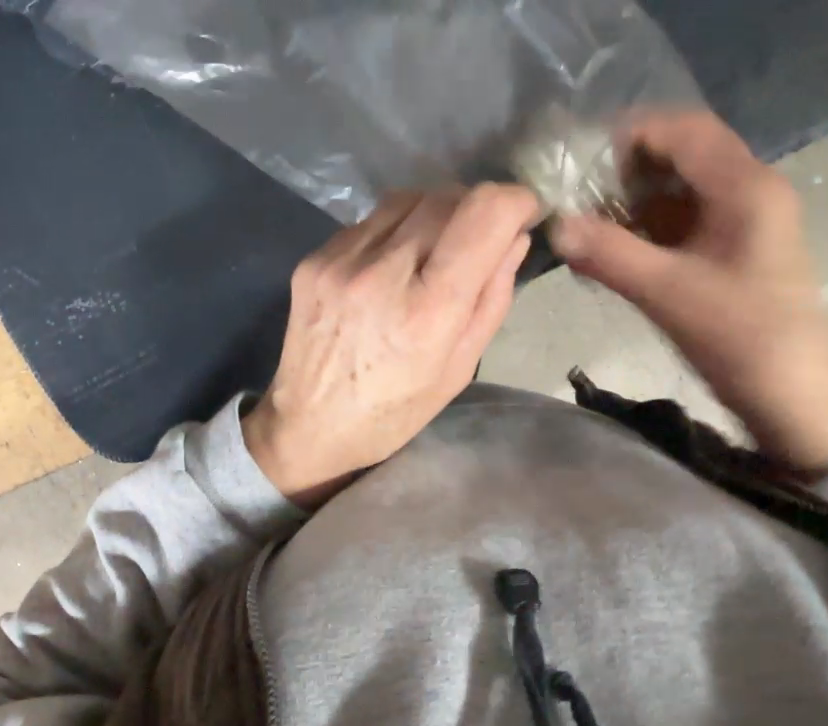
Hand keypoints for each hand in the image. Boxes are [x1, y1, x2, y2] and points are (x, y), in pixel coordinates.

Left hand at [245, 184, 540, 507]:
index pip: (484, 212)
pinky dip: (393, 233)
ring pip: (408, 198)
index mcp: (426, 312)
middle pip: (448, 196)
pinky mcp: (312, 260)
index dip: (514, 203)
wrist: (307, 427)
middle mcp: (381, 275)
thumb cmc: (391, 414)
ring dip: (432, 215)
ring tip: (429, 258)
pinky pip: (370, 221)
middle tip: (475, 244)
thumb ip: (492, 299)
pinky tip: (387, 272)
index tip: (520, 217)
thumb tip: (515, 236)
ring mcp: (340, 263)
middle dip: (475, 210)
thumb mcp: (458, 369)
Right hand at [549, 111, 827, 471]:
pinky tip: (612, 251)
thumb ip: (609, 255)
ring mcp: (744, 222)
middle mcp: (750, 191)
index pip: (685, 130)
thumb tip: (556, 226)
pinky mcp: (734, 252)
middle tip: (576, 197)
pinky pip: (685, 222)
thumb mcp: (666, 293)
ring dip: (633, 201)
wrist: (791, 392)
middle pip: (683, 155)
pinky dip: (647, 228)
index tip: (579, 162)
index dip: (631, 135)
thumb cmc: (738, 337)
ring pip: (682, 190)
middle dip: (627, 170)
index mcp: (745, 187)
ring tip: (585, 225)